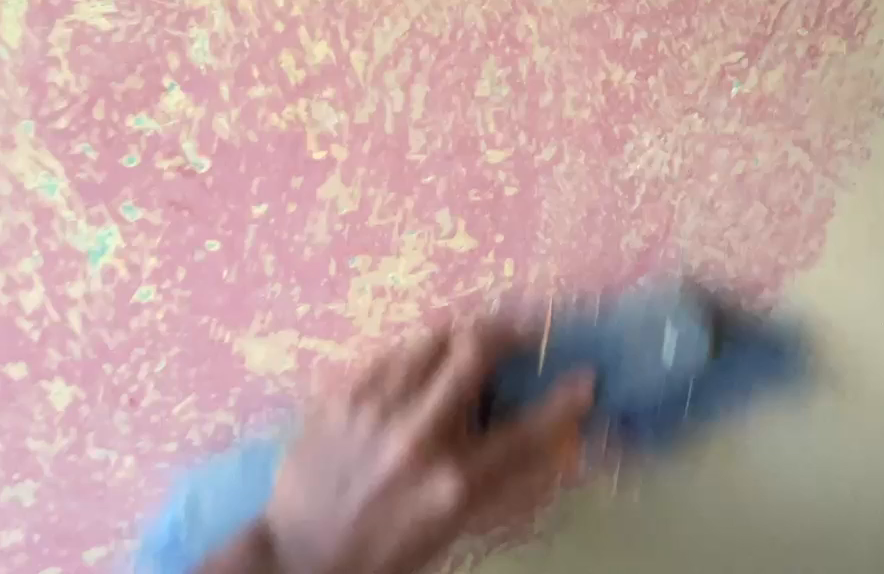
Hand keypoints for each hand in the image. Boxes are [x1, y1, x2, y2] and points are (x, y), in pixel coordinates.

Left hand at [259, 318, 592, 573]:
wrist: (297, 559)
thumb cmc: (386, 552)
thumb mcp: (451, 530)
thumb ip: (498, 482)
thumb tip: (547, 444)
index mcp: (453, 484)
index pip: (527, 432)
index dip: (565, 401)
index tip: (586, 378)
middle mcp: (419, 435)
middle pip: (475, 349)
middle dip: (506, 331)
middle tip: (515, 335)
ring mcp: (376, 406)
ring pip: (432, 336)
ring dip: (459, 336)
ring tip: (464, 346)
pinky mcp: (343, 392)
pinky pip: (391, 351)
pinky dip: (415, 354)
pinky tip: (416, 369)